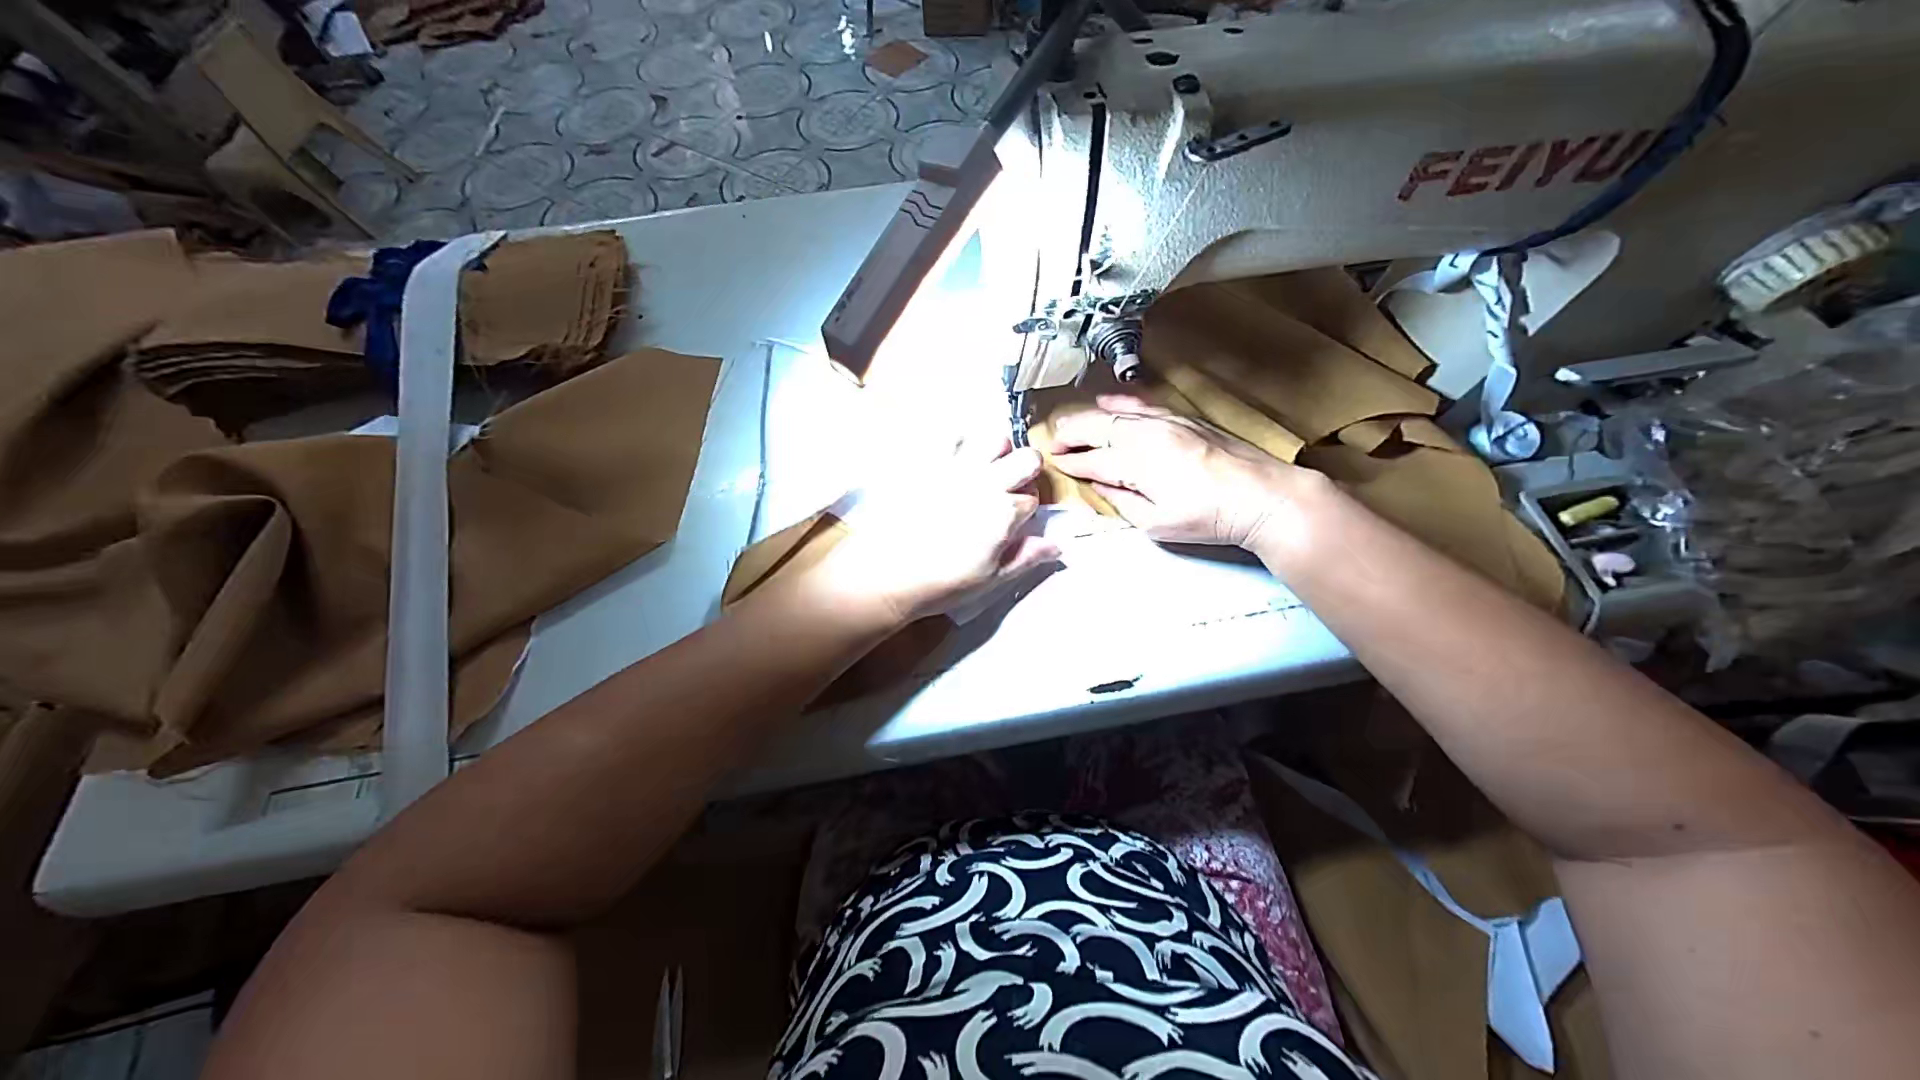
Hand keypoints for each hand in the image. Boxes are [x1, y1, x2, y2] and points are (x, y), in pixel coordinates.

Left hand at [811, 437, 1059, 624]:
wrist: (885, 573)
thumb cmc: (940, 583)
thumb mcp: (990, 579)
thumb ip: (1025, 557)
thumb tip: (1056, 545)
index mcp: (1005, 513)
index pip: (1033, 500)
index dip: (1027, 513)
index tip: (1014, 524)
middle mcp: (986, 483)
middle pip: (1027, 458)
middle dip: (1025, 471)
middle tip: (1009, 490)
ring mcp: (956, 468)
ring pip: (995, 438)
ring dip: (997, 452)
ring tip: (984, 472)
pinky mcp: (928, 462)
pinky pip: (951, 436)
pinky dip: (959, 444)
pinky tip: (952, 464)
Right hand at [1038, 395, 1318, 551]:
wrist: (1264, 496)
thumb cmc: (1211, 517)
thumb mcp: (1157, 524)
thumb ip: (1122, 503)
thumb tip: (1102, 488)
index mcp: (1135, 463)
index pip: (1091, 460)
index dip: (1070, 462)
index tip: (1056, 462)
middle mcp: (1146, 435)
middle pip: (1096, 428)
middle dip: (1070, 434)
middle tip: (1053, 442)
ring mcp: (1166, 422)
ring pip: (1116, 413)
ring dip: (1089, 417)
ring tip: (1071, 424)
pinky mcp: (1183, 418)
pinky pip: (1142, 403)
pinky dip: (1120, 402)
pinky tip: (1109, 401)